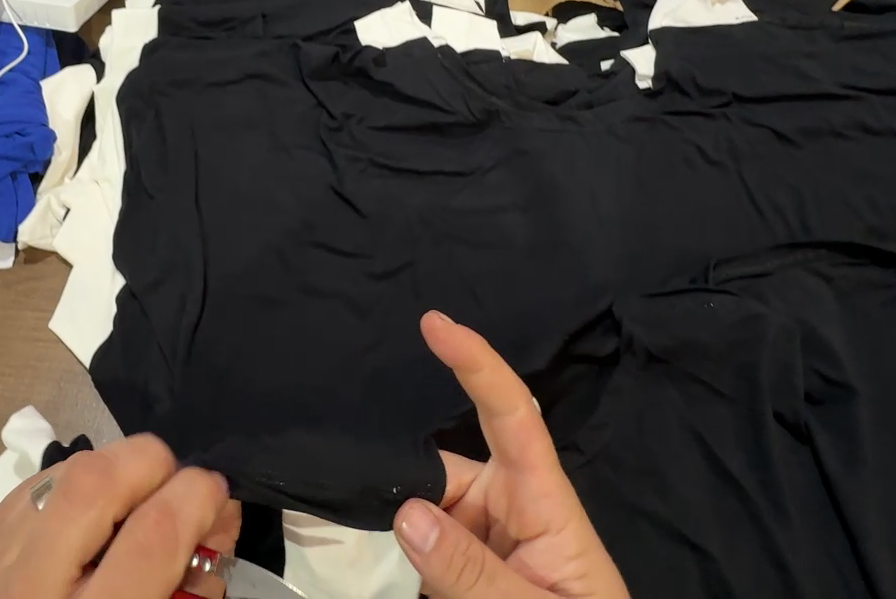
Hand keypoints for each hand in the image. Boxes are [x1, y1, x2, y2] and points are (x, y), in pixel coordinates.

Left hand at [0, 434, 241, 598]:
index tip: (217, 492)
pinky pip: (42, 482)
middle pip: (98, 477)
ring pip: (70, 467)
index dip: (197, 496)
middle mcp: (30, 590)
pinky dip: (78, 488)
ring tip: (131, 512)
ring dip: (117, 474)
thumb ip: (195, 577)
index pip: (153, 533)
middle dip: (153, 465)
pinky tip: (87, 526)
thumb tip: (216, 505)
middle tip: (174, 492)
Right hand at [393, 311, 629, 598]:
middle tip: (353, 499)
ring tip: (366, 545)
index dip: (475, 362)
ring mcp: (483, 541)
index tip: (434, 323)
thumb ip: (474, 572)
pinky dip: (394, 551)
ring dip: (395, 525)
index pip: (511, 414)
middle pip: (443, 470)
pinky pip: (419, 545)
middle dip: (404, 477)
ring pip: (423, 510)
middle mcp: (508, 508)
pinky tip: (369, 559)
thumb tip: (406, 510)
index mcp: (543, 499)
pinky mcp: (462, 570)